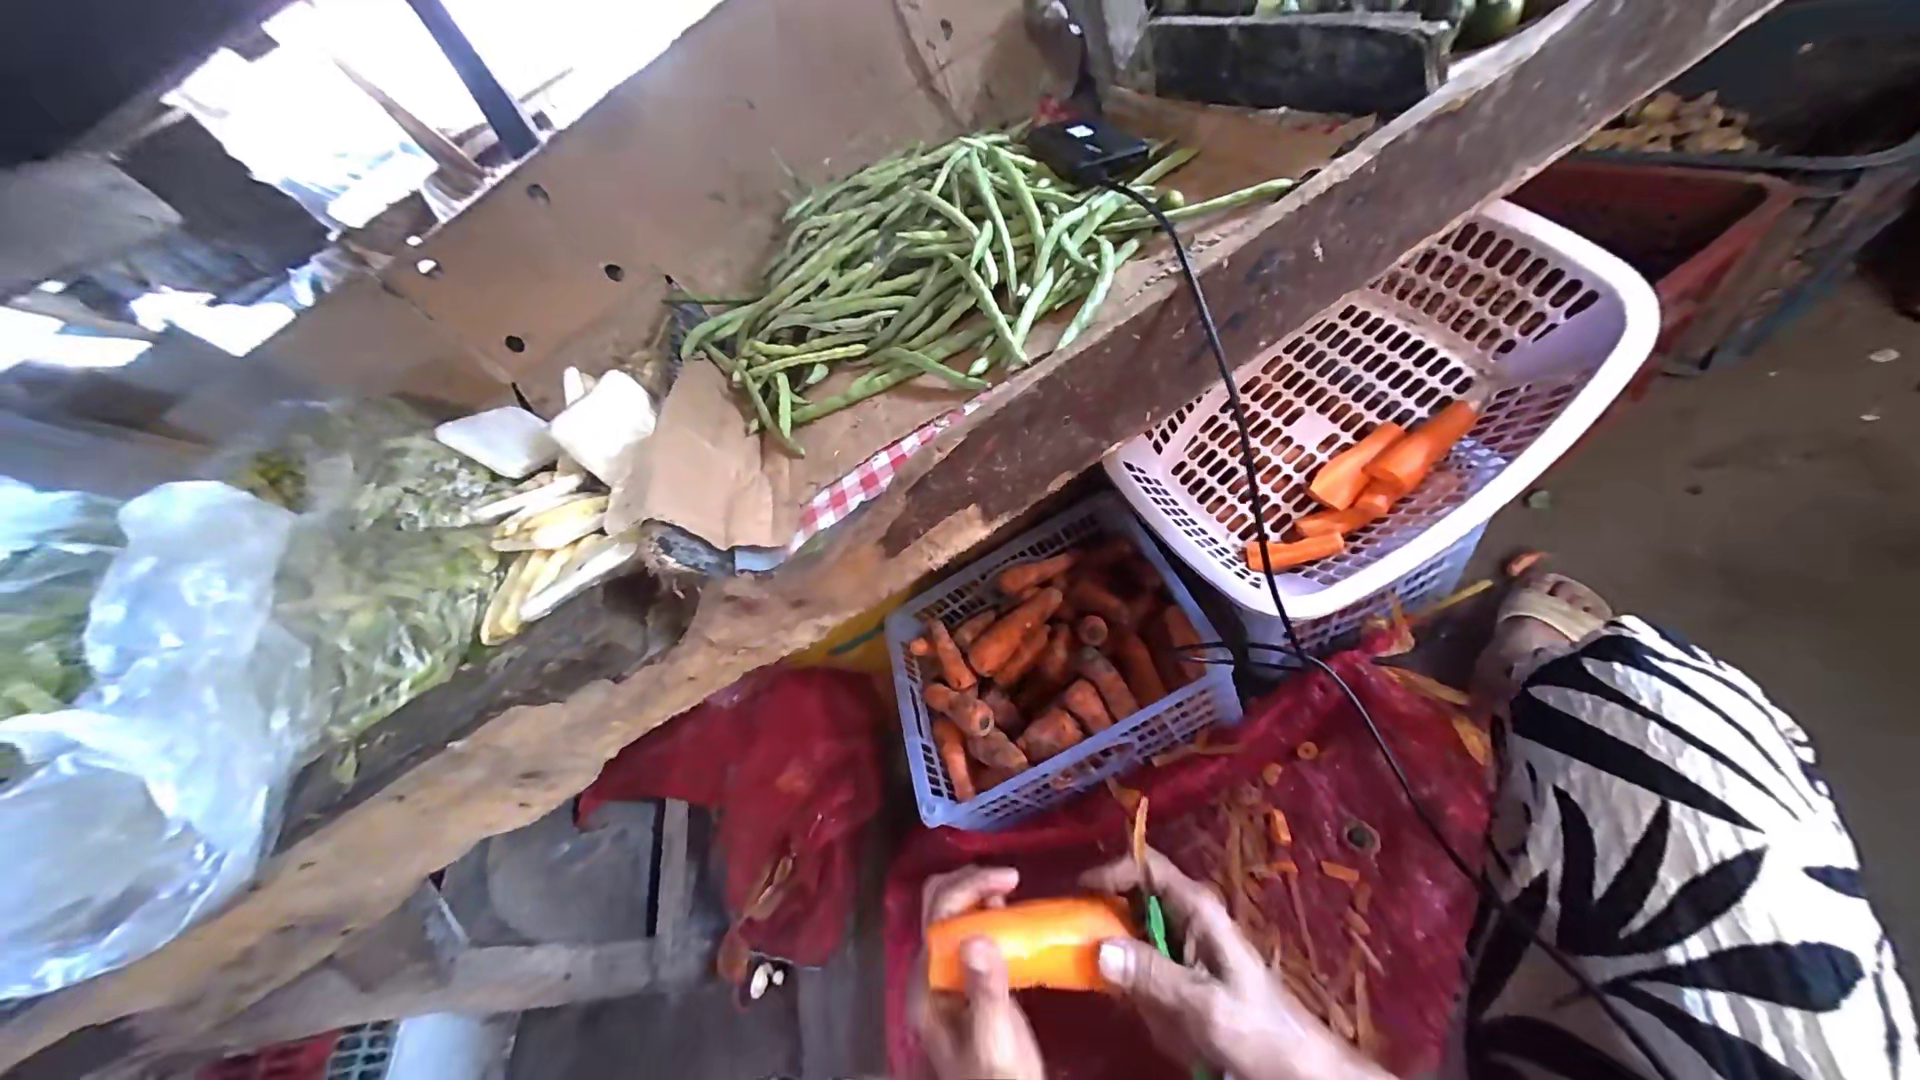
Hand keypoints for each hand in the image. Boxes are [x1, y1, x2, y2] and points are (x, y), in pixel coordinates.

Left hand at [911, 866, 1045, 1079]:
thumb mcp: (995, 1042)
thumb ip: (986, 992)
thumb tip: (976, 937)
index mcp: (926, 982)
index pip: (938, 915)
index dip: (968, 888)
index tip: (1009, 880)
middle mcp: (929, 968)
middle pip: (938, 904)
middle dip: (970, 881)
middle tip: (1010, 879)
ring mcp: (946, 970)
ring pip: (951, 910)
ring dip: (976, 890)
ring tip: (1010, 889)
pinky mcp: (966, 974)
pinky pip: (968, 925)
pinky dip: (985, 908)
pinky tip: (1008, 910)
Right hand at [1080, 849, 1389, 1079]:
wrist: (1299, 1074)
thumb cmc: (1257, 1030)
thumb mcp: (1203, 1005)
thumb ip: (1152, 975)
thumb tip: (1098, 947)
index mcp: (1196, 907)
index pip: (1145, 865)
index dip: (1109, 870)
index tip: (1076, 892)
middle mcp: (1186, 915)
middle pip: (1132, 893)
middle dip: (1101, 910)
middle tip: (1068, 932)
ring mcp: (1183, 944)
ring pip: (1131, 926)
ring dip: (1111, 945)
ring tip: (1083, 965)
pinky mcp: (1180, 972)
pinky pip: (1141, 961)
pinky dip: (1124, 974)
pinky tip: (1116, 997)